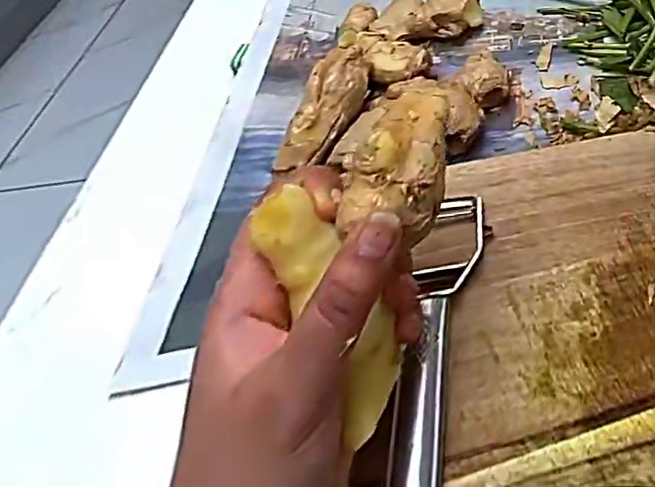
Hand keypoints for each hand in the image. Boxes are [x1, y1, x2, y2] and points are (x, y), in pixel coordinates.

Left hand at [173, 168, 423, 486]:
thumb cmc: (245, 475)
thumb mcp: (296, 378)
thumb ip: (339, 300)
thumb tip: (377, 223)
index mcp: (247, 297)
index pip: (278, 216)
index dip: (319, 195)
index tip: (365, 197)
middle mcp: (279, 307)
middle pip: (328, 241)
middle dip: (370, 244)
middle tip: (399, 260)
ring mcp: (312, 335)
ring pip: (358, 278)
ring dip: (391, 285)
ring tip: (407, 310)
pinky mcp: (340, 363)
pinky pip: (374, 318)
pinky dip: (397, 320)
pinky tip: (409, 334)